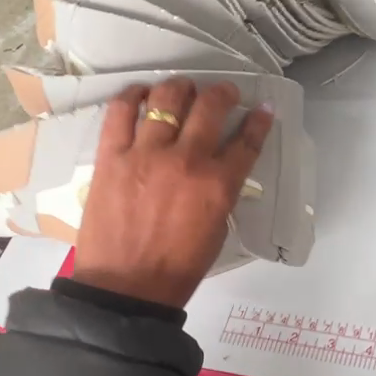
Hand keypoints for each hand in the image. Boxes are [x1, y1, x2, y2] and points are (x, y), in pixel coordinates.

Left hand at [72, 78, 272, 307]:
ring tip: (184, 89)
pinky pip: (121, 111)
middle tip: (224, 93)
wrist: (126, 288)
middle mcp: (187, 160)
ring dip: (182, 88)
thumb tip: (217, 170)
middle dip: (223, 93)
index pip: (247, 140)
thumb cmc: (178, 267)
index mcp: (219, 184)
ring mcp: (147, 154)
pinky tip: (142, 94)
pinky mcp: (112, 156)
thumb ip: (221, 192)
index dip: (259, 120)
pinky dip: (134, 96)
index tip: (263, 109)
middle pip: (211, 107)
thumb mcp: (218, 229)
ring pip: (168, 99)